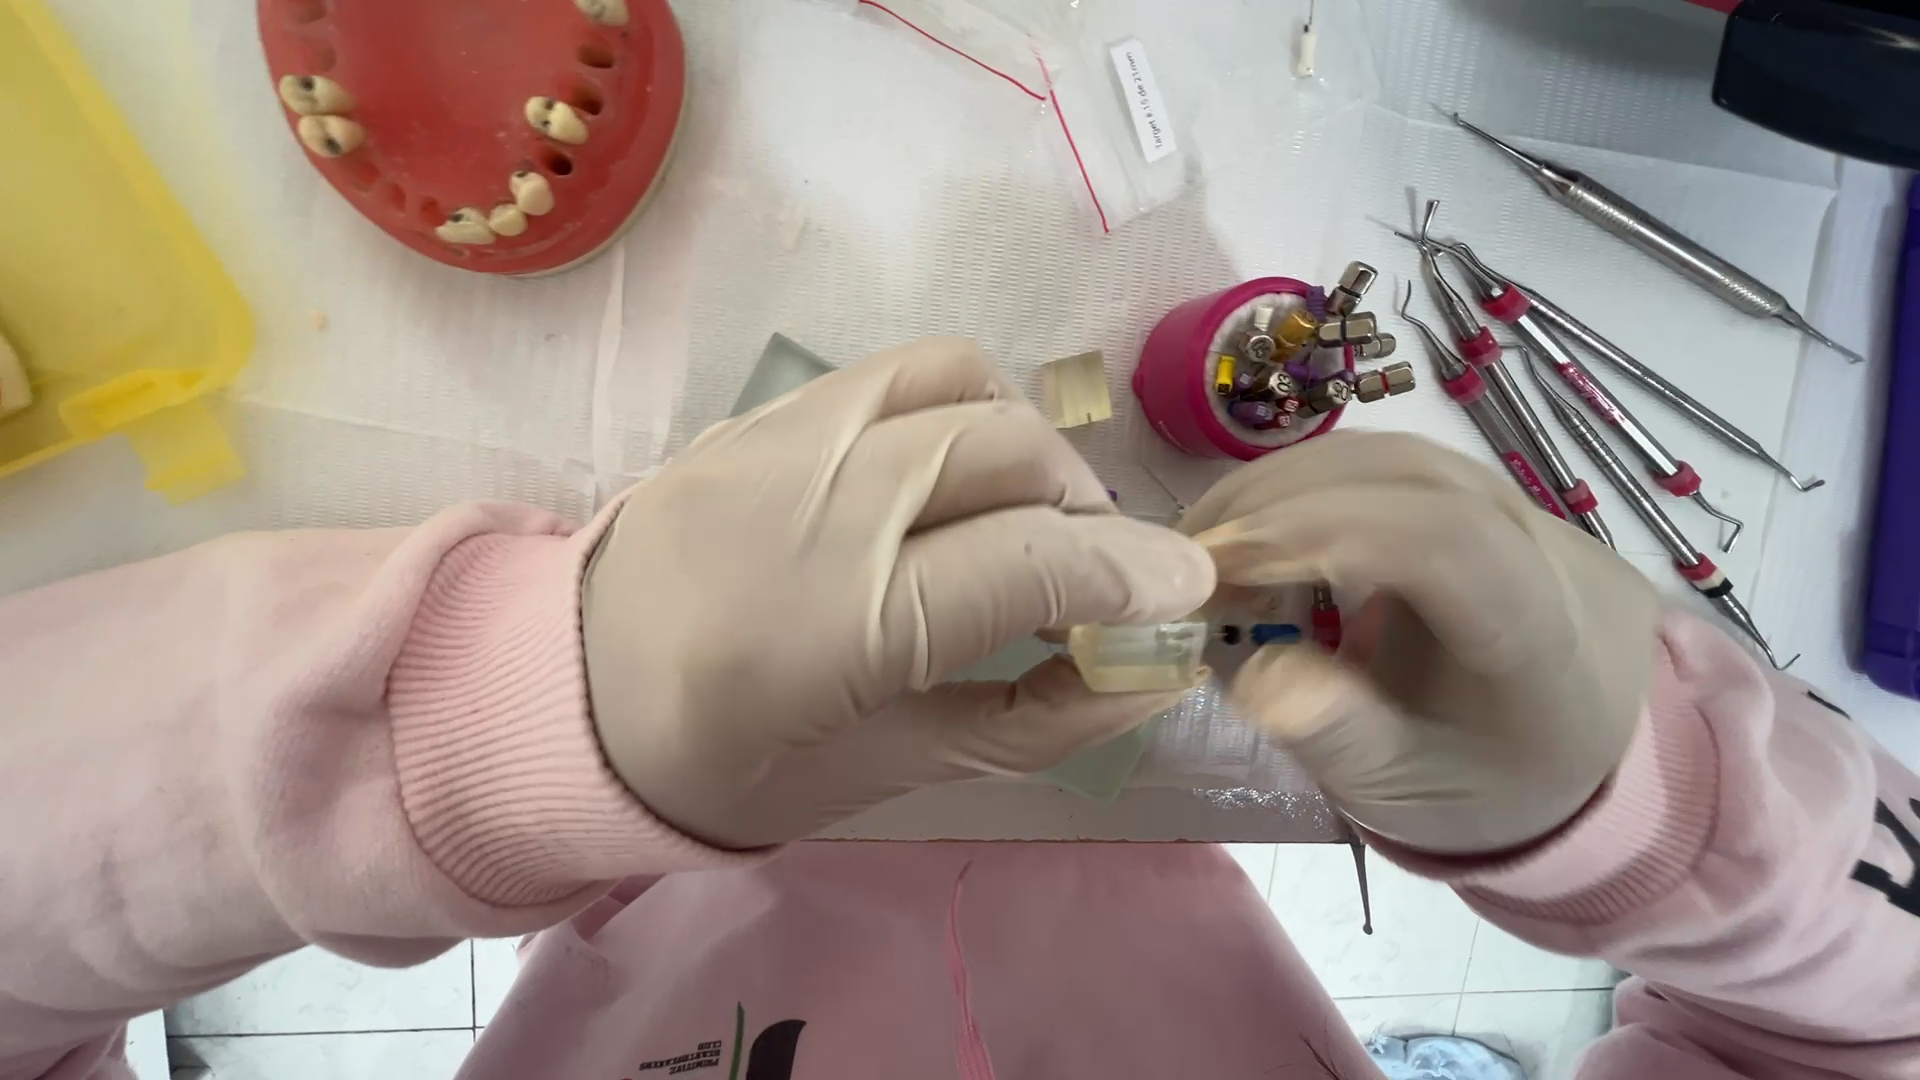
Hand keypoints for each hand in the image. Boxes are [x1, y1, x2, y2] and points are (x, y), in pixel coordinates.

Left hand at [583, 338, 1214, 847]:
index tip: (1185, 590)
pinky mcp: (762, 412)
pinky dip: (963, 405)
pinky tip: (956, 469)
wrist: (564, 692)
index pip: (1025, 563)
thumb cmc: (731, 764)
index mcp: (833, 628)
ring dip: (1028, 444)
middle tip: (1092, 571)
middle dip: (1085, 508)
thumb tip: (1150, 668)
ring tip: (1025, 510)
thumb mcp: (894, 769)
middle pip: (1005, 452)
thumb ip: (1036, 720)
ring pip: (961, 383)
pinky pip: (898, 369)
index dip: (1129, 573)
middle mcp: (809, 505)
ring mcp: (778, 438)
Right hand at [1181, 432, 1659, 853]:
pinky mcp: (1481, 502)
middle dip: (1282, 500)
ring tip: (1213, 532)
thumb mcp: (1398, 785)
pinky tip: (1257, 522)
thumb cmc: (1466, 783)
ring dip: (1284, 483)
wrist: (1550, 759)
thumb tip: (1259, 674)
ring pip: (1393, 456)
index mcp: (1545, 637)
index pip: (1446, 540)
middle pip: (1411, 476)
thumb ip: (1335, 734)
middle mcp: (1548, 553)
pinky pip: (1386, 467)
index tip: (1219, 565)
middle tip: (1194, 547)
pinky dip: (1303, 483)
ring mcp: (1519, 515)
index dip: (1322, 532)